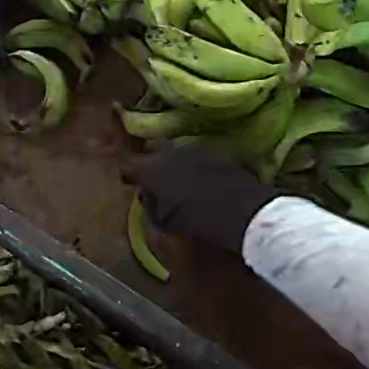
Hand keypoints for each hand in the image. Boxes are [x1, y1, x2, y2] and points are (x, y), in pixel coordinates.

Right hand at [130, 146, 280, 252]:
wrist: (243, 211)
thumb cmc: (197, 220)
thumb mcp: (164, 221)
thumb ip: (150, 204)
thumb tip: (146, 194)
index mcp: (152, 169)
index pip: (128, 164)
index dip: (126, 172)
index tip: (126, 180)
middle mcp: (170, 153)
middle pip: (151, 147)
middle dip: (147, 159)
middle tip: (149, 176)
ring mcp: (194, 150)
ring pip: (173, 150)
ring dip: (169, 162)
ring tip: (173, 180)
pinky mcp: (213, 154)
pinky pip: (192, 156)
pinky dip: (188, 166)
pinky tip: (195, 182)